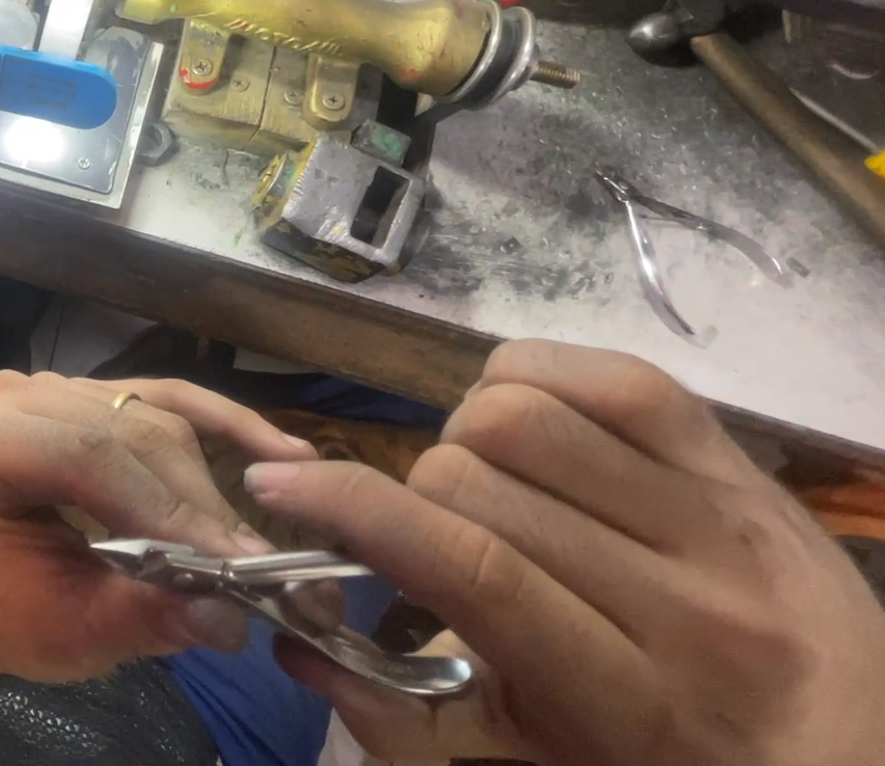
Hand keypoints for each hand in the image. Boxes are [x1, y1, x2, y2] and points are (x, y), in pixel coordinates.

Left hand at [0, 371, 318, 683]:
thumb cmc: (8, 609)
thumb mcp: (66, 629)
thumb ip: (140, 616)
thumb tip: (228, 615)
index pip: (85, 455)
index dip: (163, 506)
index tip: (234, 566)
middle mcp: (15, 396)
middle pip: (126, 432)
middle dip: (195, 502)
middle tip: (260, 568)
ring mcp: (55, 385)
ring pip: (154, 416)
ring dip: (211, 479)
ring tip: (262, 539)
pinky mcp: (92, 391)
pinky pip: (166, 396)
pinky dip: (223, 423)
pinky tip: (281, 450)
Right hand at [244, 340, 884, 765]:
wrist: (856, 757)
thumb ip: (395, 719)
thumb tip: (289, 640)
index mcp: (637, 703)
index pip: (464, 563)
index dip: (348, 507)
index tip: (273, 484)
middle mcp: (700, 606)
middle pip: (469, 477)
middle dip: (416, 494)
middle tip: (435, 530)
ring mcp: (736, 523)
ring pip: (517, 413)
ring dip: (467, 439)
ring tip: (491, 483)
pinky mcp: (749, 466)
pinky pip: (606, 373)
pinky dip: (532, 382)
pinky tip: (533, 432)